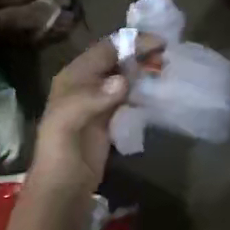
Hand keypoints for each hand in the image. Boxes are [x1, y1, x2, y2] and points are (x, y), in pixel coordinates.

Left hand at [30, 37, 157, 191]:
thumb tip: (122, 81)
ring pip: (124, 78)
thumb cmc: (60, 153)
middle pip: (116, 61)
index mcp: (72, 78)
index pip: (104, 50)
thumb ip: (90, 98)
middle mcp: (85, 85)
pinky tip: (159, 92)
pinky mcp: (110, 120)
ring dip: (144, 72)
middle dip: (141, 55)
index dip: (130, 43)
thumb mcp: (65, 122)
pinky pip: (128, 98)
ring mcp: (99, 103)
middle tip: (168, 57)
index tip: (159, 42)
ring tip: (168, 70)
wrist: (63, 188)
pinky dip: (143, 92)